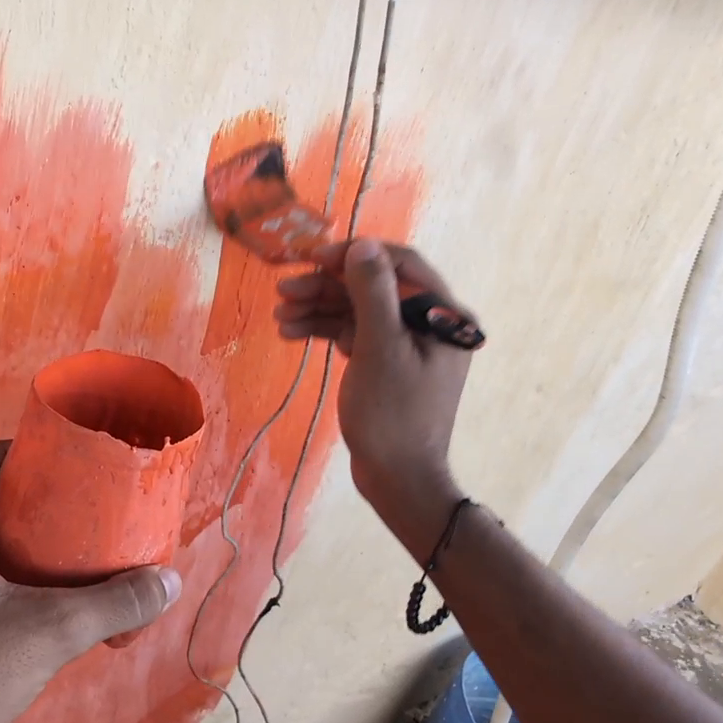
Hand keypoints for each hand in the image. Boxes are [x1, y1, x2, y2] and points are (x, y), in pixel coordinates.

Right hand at [274, 238, 472, 559]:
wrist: (398, 478)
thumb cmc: (393, 415)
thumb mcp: (380, 349)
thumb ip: (372, 293)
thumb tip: (361, 244)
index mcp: (442, 314)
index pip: (400, 264)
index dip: (355, 256)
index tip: (312, 259)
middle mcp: (428, 323)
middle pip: (373, 287)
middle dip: (327, 286)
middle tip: (284, 290)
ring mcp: (406, 345)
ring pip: (358, 311)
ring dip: (318, 309)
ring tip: (280, 316)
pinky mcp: (385, 364)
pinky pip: (353, 335)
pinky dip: (324, 331)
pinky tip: (292, 332)